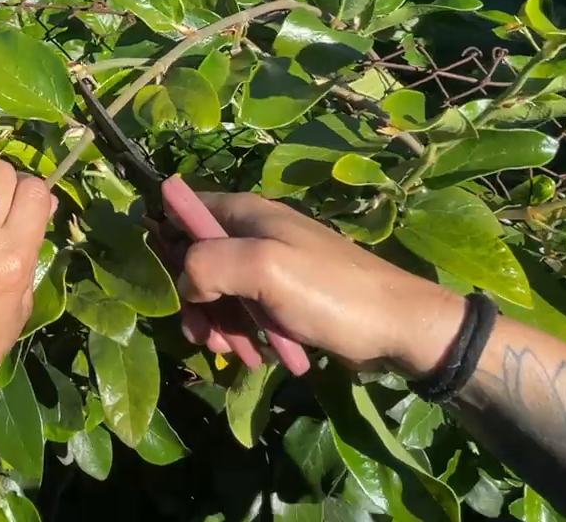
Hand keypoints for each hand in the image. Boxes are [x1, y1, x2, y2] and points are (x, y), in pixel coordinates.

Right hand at [176, 193, 463, 377]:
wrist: (400, 329)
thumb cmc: (330, 291)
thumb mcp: (263, 268)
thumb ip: (208, 264)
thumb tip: (183, 281)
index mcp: (243, 211)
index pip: (181, 210)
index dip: (165, 241)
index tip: (165, 282)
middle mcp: (250, 231)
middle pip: (195, 259)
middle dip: (195, 299)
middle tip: (205, 335)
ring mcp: (267, 264)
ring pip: (218, 291)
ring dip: (220, 324)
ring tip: (238, 354)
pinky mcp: (282, 296)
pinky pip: (244, 311)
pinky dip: (245, 335)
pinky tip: (260, 356)